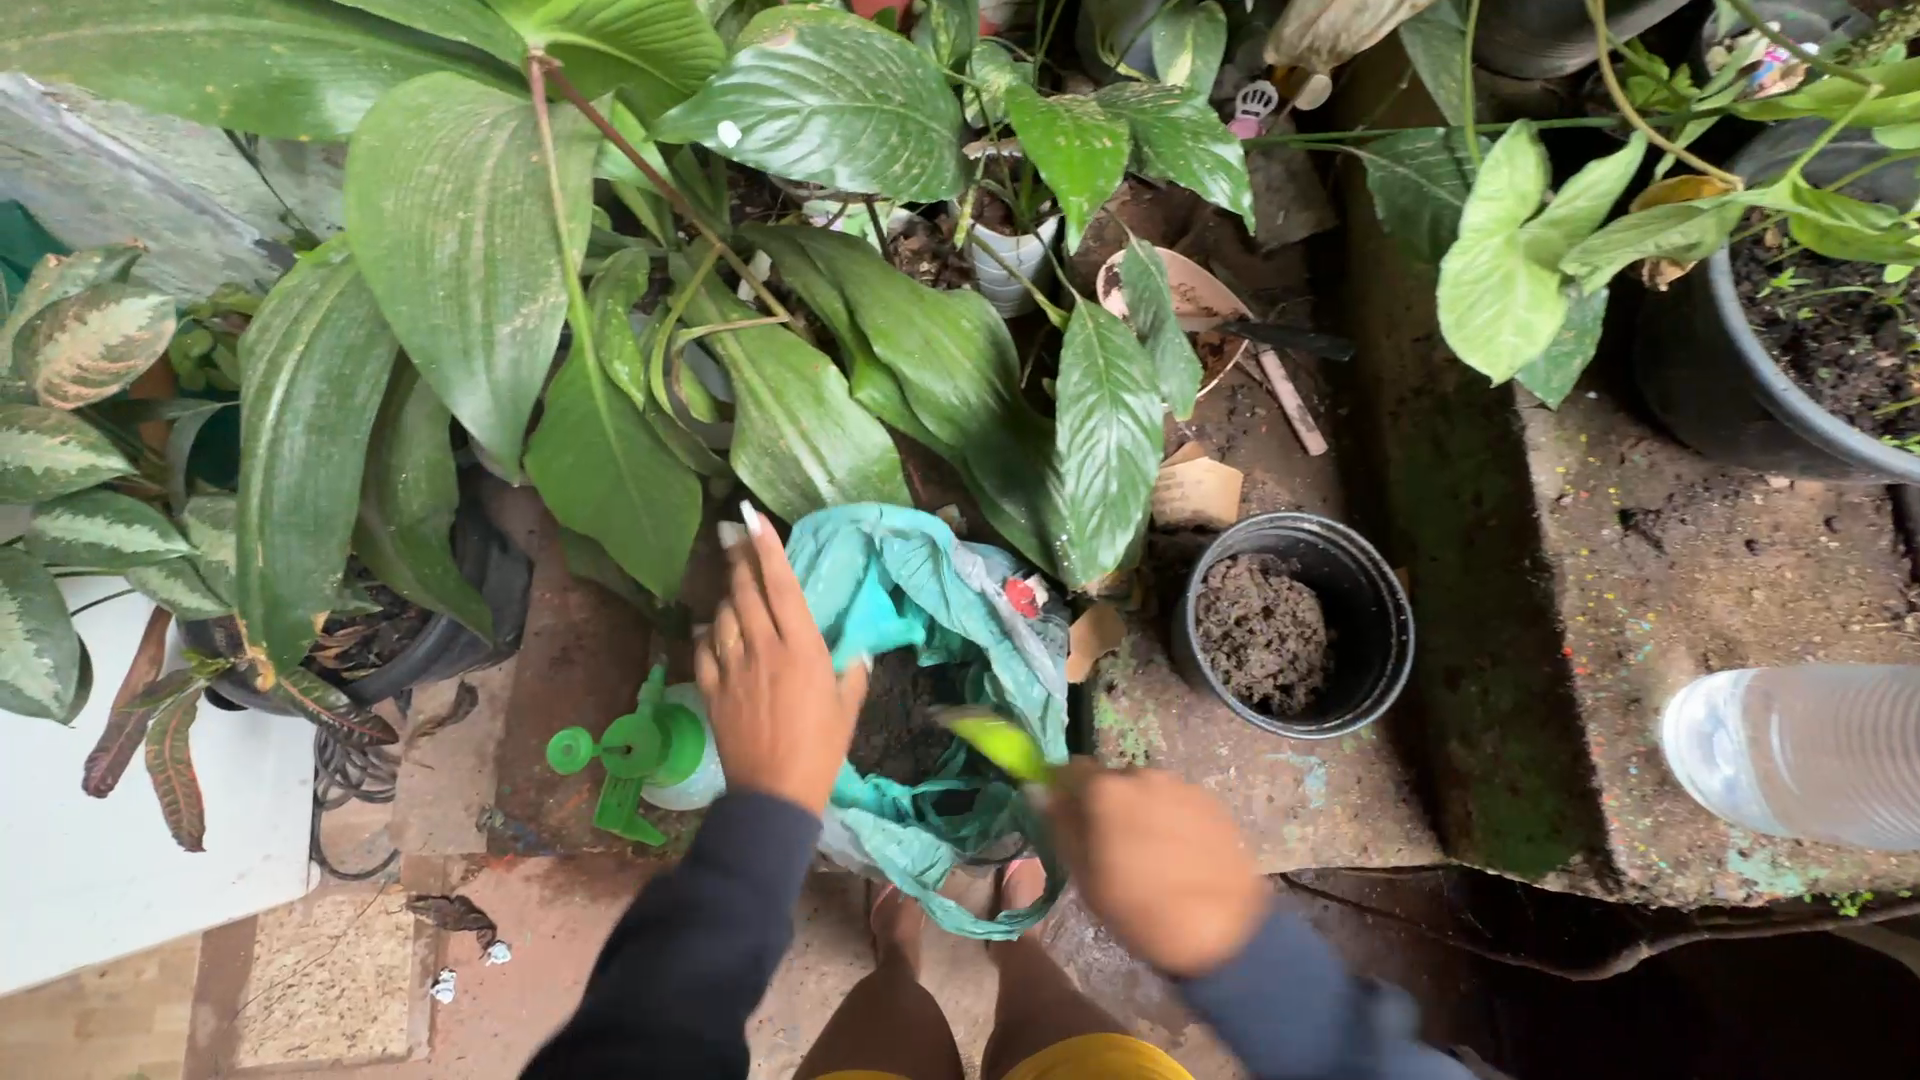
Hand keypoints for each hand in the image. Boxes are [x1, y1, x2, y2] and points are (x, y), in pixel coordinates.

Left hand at [694, 508, 868, 816]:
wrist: (775, 792)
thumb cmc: (822, 748)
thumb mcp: (848, 707)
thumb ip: (854, 674)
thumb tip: (858, 654)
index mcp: (802, 647)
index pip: (782, 585)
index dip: (768, 548)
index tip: (755, 518)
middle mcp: (764, 648)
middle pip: (745, 591)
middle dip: (737, 557)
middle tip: (730, 531)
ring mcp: (733, 668)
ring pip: (721, 615)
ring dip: (725, 593)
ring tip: (729, 580)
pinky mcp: (712, 690)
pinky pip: (703, 649)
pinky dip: (705, 632)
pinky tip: (709, 626)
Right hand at [1046, 759, 1268, 978]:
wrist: (1224, 929)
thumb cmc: (1140, 909)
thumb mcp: (1085, 876)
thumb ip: (1060, 825)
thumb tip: (1040, 791)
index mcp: (1104, 789)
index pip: (1070, 769)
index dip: (1065, 790)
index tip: (1067, 815)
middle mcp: (1141, 773)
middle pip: (1112, 780)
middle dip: (1107, 803)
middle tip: (1112, 843)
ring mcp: (1180, 785)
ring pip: (1147, 791)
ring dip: (1141, 810)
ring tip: (1151, 852)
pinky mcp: (1211, 801)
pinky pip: (1178, 802)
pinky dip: (1172, 819)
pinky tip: (1180, 854)